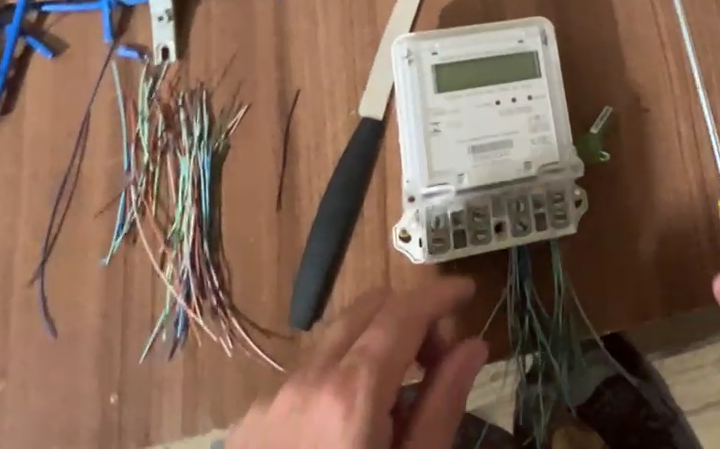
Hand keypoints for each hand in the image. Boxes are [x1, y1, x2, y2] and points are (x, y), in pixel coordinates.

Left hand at [229, 278, 488, 448]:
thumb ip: (444, 404)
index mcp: (352, 391)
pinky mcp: (247, 426)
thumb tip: (473, 346)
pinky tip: (350, 428)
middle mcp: (307, 380)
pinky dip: (339, 373)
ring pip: (333, 337)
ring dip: (374, 342)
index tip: (469, 292)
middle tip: (439, 358)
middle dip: (410, 316)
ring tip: (398, 397)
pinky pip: (304, 374)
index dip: (441, 293)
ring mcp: (270, 401)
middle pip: (368, 309)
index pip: (405, 311)